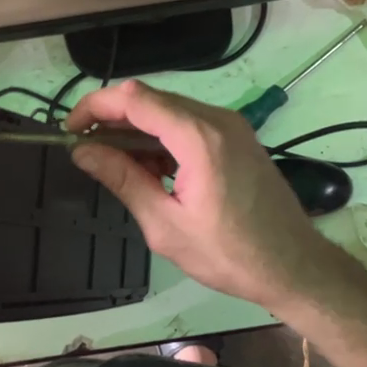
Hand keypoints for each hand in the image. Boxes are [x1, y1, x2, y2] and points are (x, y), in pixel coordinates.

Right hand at [66, 80, 330, 310]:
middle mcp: (215, 119)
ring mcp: (230, 125)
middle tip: (86, 149)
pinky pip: (187, 123)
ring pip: (168, 109)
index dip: (95, 107)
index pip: (134, 99)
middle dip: (112, 119)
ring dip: (136, 129)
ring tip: (113, 163)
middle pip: (150, 99)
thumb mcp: (165, 225)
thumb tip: (82, 152)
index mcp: (198, 138)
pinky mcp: (236, 137)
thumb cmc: (230, 254)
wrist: (295, 267)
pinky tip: (147, 167)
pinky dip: (161, 137)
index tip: (70, 131)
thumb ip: (123, 179)